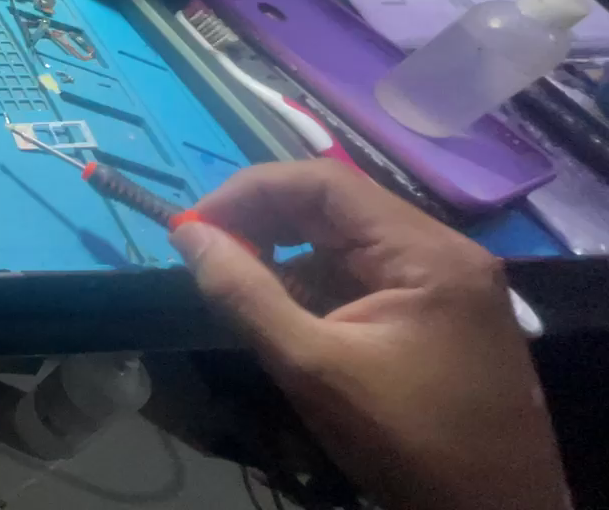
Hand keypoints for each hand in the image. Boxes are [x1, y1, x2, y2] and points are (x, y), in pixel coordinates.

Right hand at [172, 161, 568, 509]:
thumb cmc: (408, 440)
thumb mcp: (310, 365)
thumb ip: (241, 291)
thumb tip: (185, 231)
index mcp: (426, 256)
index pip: (322, 183)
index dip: (249, 191)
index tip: (198, 224)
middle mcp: (437, 254)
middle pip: (327, 203)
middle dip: (256, 218)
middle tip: (204, 247)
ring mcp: (434, 281)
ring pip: (330, 233)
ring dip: (272, 245)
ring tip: (230, 276)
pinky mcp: (423, 308)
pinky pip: (344, 266)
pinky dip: (296, 273)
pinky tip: (271, 302)